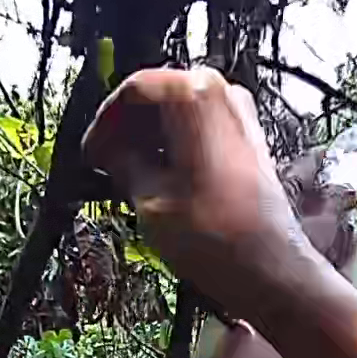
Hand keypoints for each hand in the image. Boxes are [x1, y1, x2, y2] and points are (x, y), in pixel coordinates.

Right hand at [82, 68, 325, 318]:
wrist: (268, 267)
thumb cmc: (210, 237)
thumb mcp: (150, 202)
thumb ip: (123, 164)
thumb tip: (107, 150)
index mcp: (193, 97)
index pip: (134, 89)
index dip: (104, 122)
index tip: (89, 154)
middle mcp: (222, 93)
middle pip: (159, 96)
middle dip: (127, 130)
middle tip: (104, 165)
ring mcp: (239, 116)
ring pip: (179, 115)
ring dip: (149, 142)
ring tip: (127, 178)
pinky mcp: (247, 142)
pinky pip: (199, 131)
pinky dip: (174, 150)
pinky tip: (158, 181)